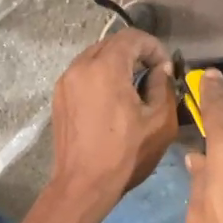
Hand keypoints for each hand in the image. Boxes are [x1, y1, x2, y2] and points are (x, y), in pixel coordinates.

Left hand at [49, 29, 178, 207]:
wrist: (83, 184)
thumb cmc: (125, 154)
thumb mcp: (159, 121)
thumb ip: (163, 86)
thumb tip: (160, 69)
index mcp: (105, 68)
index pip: (131, 38)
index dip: (152, 46)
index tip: (164, 67)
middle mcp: (80, 68)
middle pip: (110, 44)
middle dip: (133, 53)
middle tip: (151, 74)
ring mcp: (65, 83)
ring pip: (93, 58)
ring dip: (114, 64)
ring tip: (132, 87)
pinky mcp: (58, 98)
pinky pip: (82, 76)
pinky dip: (98, 78)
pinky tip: (111, 100)